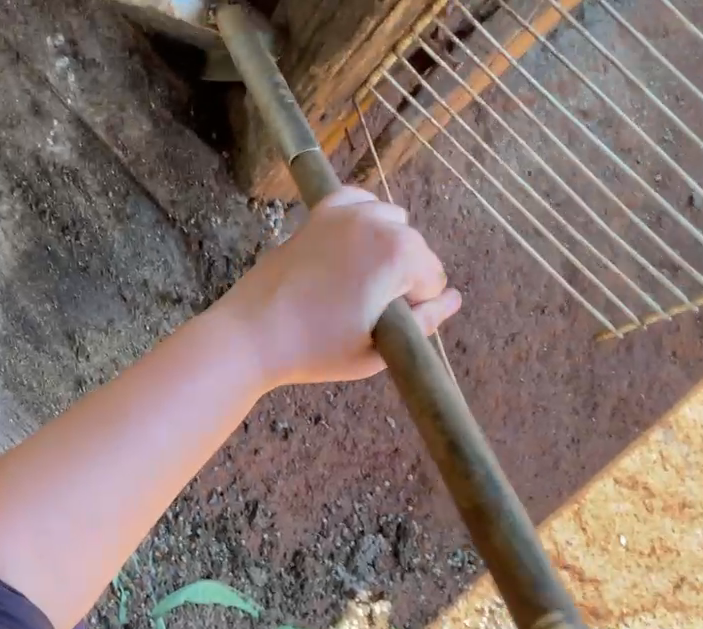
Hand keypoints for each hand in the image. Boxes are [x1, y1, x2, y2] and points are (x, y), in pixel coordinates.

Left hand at [205, 186, 460, 387]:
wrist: (249, 336)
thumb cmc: (312, 349)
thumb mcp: (376, 351)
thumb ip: (424, 324)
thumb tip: (453, 300)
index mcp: (401, 254)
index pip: (432, 280)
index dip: (412, 308)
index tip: (379, 325)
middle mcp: (378, 223)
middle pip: (413, 250)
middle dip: (397, 277)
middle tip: (358, 310)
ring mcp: (346, 214)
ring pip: (389, 223)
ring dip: (380, 248)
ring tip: (349, 285)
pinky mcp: (317, 214)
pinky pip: (358, 201)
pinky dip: (360, 218)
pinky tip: (348, 246)